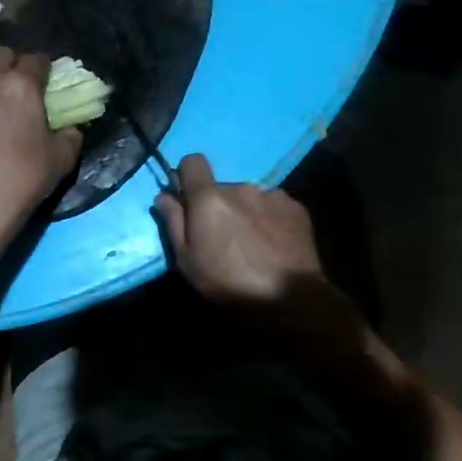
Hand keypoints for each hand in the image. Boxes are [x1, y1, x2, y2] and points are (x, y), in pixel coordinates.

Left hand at [0, 47, 83, 239]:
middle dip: (13, 64)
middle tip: (21, 87)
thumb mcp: (63, 157)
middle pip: (1, 55)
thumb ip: (71, 134)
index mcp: (21, 84)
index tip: (47, 81)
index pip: (36, 59)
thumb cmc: (26, 175)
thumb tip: (70, 127)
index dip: (44, 68)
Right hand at [154, 153, 323, 304]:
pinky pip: (272, 205)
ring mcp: (272, 195)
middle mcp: (241, 187)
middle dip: (217, 205)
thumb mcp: (186, 259)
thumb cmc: (228, 282)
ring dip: (244, 212)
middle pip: (221, 187)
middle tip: (220, 237)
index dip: (187, 176)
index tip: (187, 200)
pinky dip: (268, 218)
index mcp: (209, 198)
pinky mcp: (297, 208)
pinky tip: (273, 244)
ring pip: (248, 197)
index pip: (192, 161)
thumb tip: (164, 196)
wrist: (289, 299)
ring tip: (250, 243)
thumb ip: (173, 222)